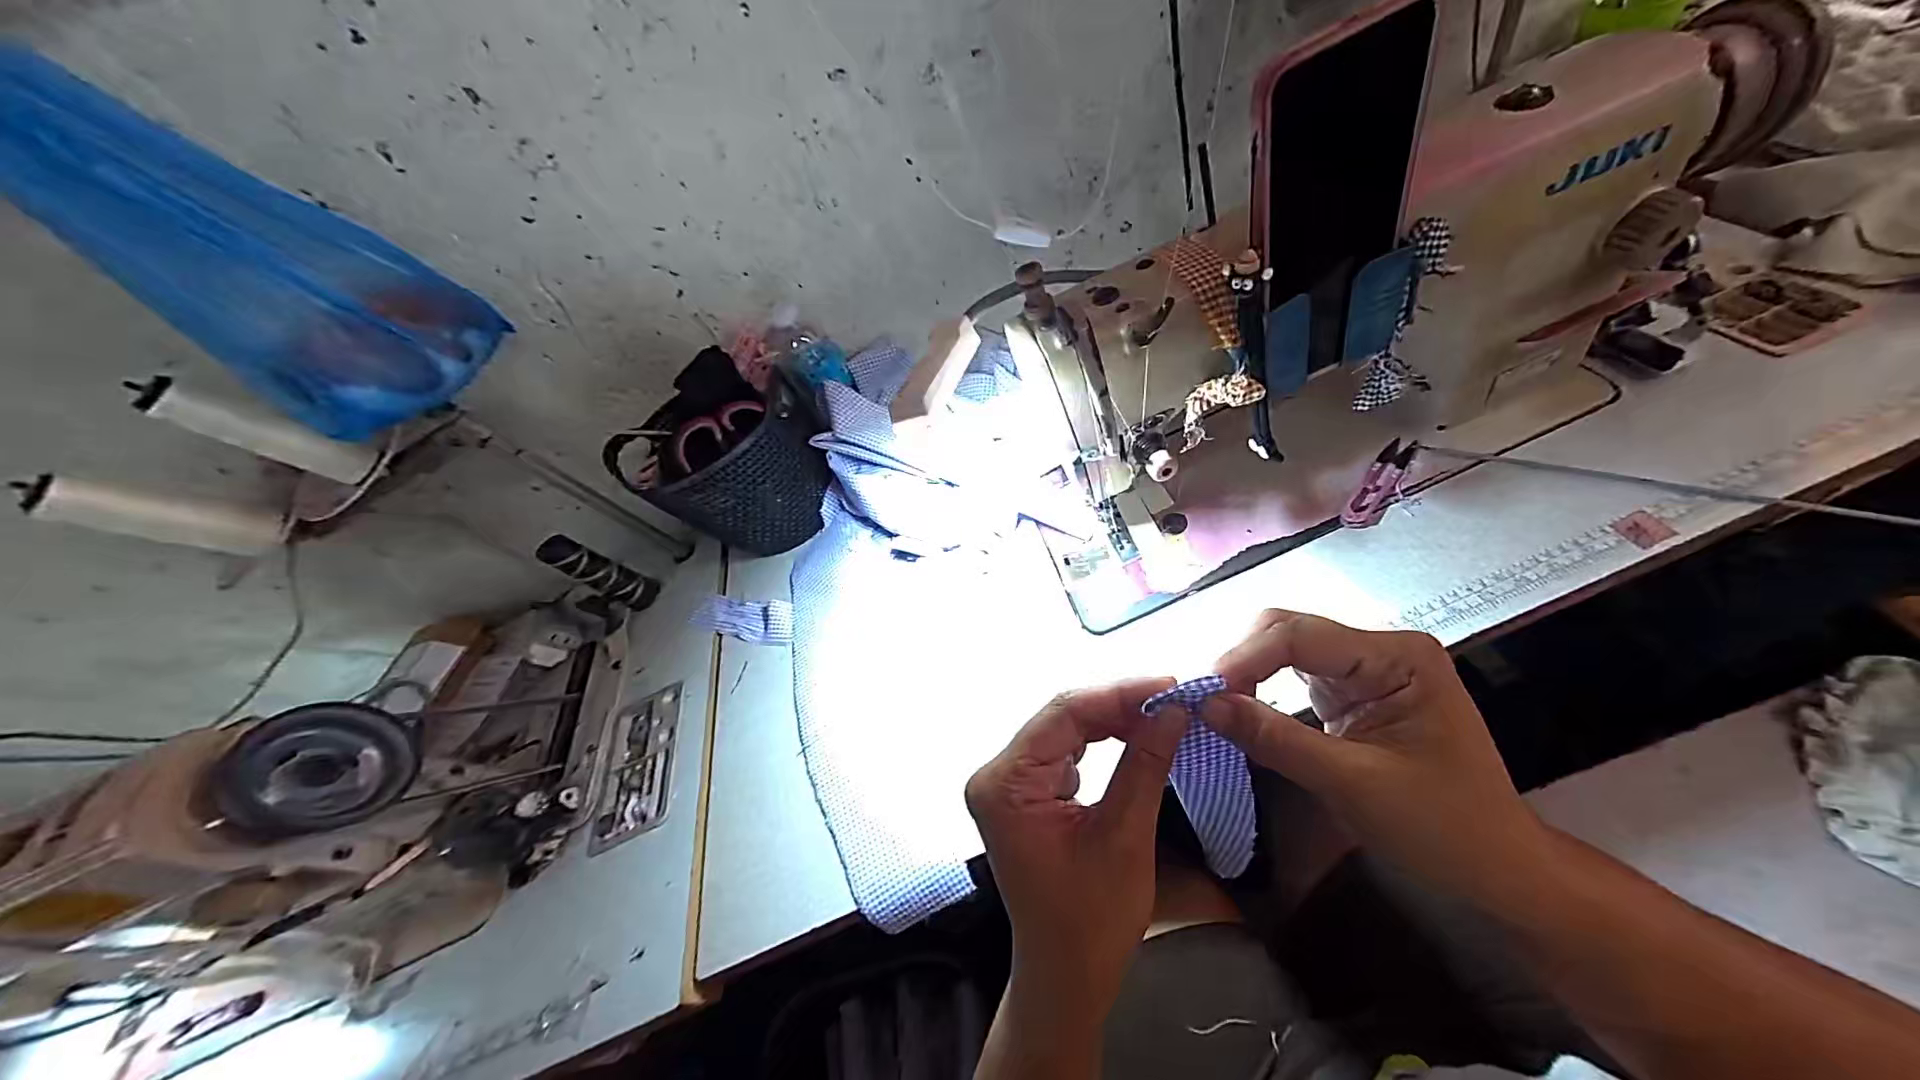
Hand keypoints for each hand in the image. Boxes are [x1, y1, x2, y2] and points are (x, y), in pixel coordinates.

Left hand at [965, 678, 1186, 1012]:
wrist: (1065, 975)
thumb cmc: (1090, 923)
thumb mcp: (1124, 838)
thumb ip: (1145, 765)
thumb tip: (1172, 711)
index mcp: (1005, 784)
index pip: (1063, 714)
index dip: (1119, 694)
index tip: (1170, 686)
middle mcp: (997, 776)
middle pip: (1061, 717)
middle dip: (1118, 705)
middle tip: (1173, 699)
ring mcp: (1008, 784)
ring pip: (1064, 730)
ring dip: (1112, 720)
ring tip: (1160, 713)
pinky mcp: (1024, 793)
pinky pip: (1063, 751)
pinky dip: (1100, 741)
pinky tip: (1133, 735)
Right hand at [1201, 610, 1548, 898]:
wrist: (1499, 872)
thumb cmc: (1444, 828)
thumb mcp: (1352, 785)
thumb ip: (1275, 739)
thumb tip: (1206, 705)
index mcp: (1398, 657)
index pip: (1300, 635)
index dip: (1246, 658)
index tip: (1205, 693)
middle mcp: (1381, 650)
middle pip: (1288, 630)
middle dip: (1242, 659)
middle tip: (1206, 700)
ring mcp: (1365, 670)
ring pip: (1284, 649)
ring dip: (1247, 672)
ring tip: (1215, 704)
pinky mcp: (1350, 693)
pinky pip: (1291, 676)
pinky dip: (1260, 688)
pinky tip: (1241, 707)